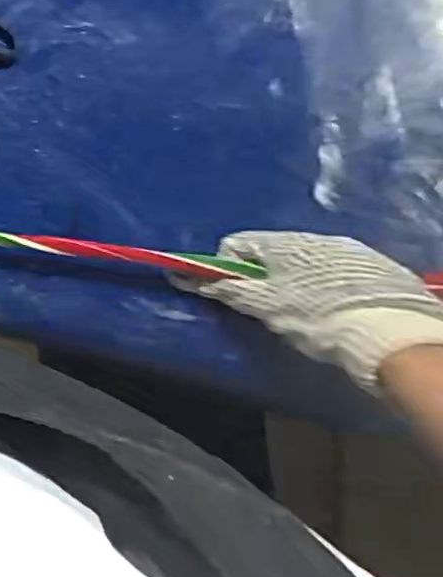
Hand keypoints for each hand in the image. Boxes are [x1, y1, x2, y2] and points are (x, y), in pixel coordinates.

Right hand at [175, 231, 442, 390]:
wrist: (399, 338)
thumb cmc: (313, 316)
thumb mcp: (258, 304)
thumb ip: (216, 286)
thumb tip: (176, 275)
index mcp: (283, 242)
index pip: (235, 244)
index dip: (228, 268)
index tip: (240, 293)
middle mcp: (319, 238)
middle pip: (273, 252)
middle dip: (266, 274)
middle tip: (272, 302)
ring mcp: (358, 252)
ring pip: (309, 261)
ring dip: (300, 278)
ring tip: (310, 307)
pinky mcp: (388, 269)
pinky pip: (342, 270)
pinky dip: (332, 284)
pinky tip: (341, 306)